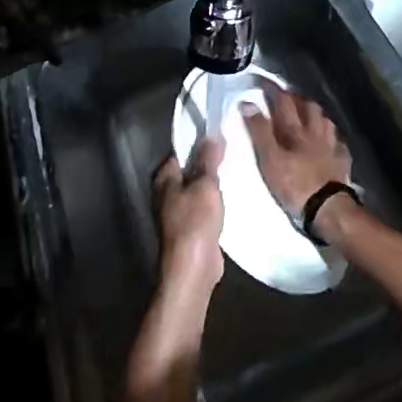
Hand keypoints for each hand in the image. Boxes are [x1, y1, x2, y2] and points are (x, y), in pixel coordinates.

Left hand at [153, 137, 225, 299]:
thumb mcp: (205, 184)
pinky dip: (216, 199)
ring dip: (214, 180)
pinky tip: (234, 193)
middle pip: (190, 168)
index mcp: (165, 178)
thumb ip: (209, 159)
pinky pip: (205, 204)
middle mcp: (167, 192)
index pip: (182, 150)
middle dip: (210, 160)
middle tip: (233, 148)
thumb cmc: (195, 221)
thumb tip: (213, 134)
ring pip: (199, 186)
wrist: (193, 268)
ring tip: (237, 166)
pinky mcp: (191, 225)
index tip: (221, 134)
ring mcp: (178, 210)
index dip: (201, 141)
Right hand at [242, 83, 351, 216]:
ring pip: (325, 120)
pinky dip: (331, 136)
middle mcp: (315, 131)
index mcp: (295, 130)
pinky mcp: (342, 159)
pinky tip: (329, 140)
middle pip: (308, 106)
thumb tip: (248, 103)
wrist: (328, 208)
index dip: (272, 89)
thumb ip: (259, 131)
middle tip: (286, 97)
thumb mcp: (269, 160)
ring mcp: (332, 144)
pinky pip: (337, 141)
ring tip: (307, 114)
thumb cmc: (294, 185)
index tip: (262, 81)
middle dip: (296, 98)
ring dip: (315, 113)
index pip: (283, 101)